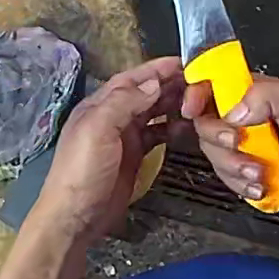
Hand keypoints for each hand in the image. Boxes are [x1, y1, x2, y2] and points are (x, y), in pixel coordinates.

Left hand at [31, 57, 184, 242]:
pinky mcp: (133, 156)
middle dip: (171, 85)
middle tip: (202, 82)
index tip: (185, 62)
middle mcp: (112, 116)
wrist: (75, 216)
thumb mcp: (98, 130)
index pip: (131, 79)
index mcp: (99, 105)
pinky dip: (171, 129)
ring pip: (152, 112)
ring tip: (201, 101)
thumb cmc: (82, 170)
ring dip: (174, 105)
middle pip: (145, 93)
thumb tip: (153, 82)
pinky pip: (156, 135)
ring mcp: (123, 137)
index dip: (156, 69)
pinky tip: (189, 128)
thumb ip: (123, 103)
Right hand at [183, 77, 278, 207]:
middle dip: (216, 135)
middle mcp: (238, 116)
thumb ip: (267, 96)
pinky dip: (238, 183)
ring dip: (232, 164)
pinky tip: (260, 183)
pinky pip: (222, 175)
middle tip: (237, 142)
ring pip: (209, 150)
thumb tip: (234, 110)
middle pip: (202, 121)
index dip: (195, 94)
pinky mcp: (239, 168)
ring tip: (257, 170)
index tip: (193, 107)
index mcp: (248, 92)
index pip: (209, 84)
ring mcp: (237, 143)